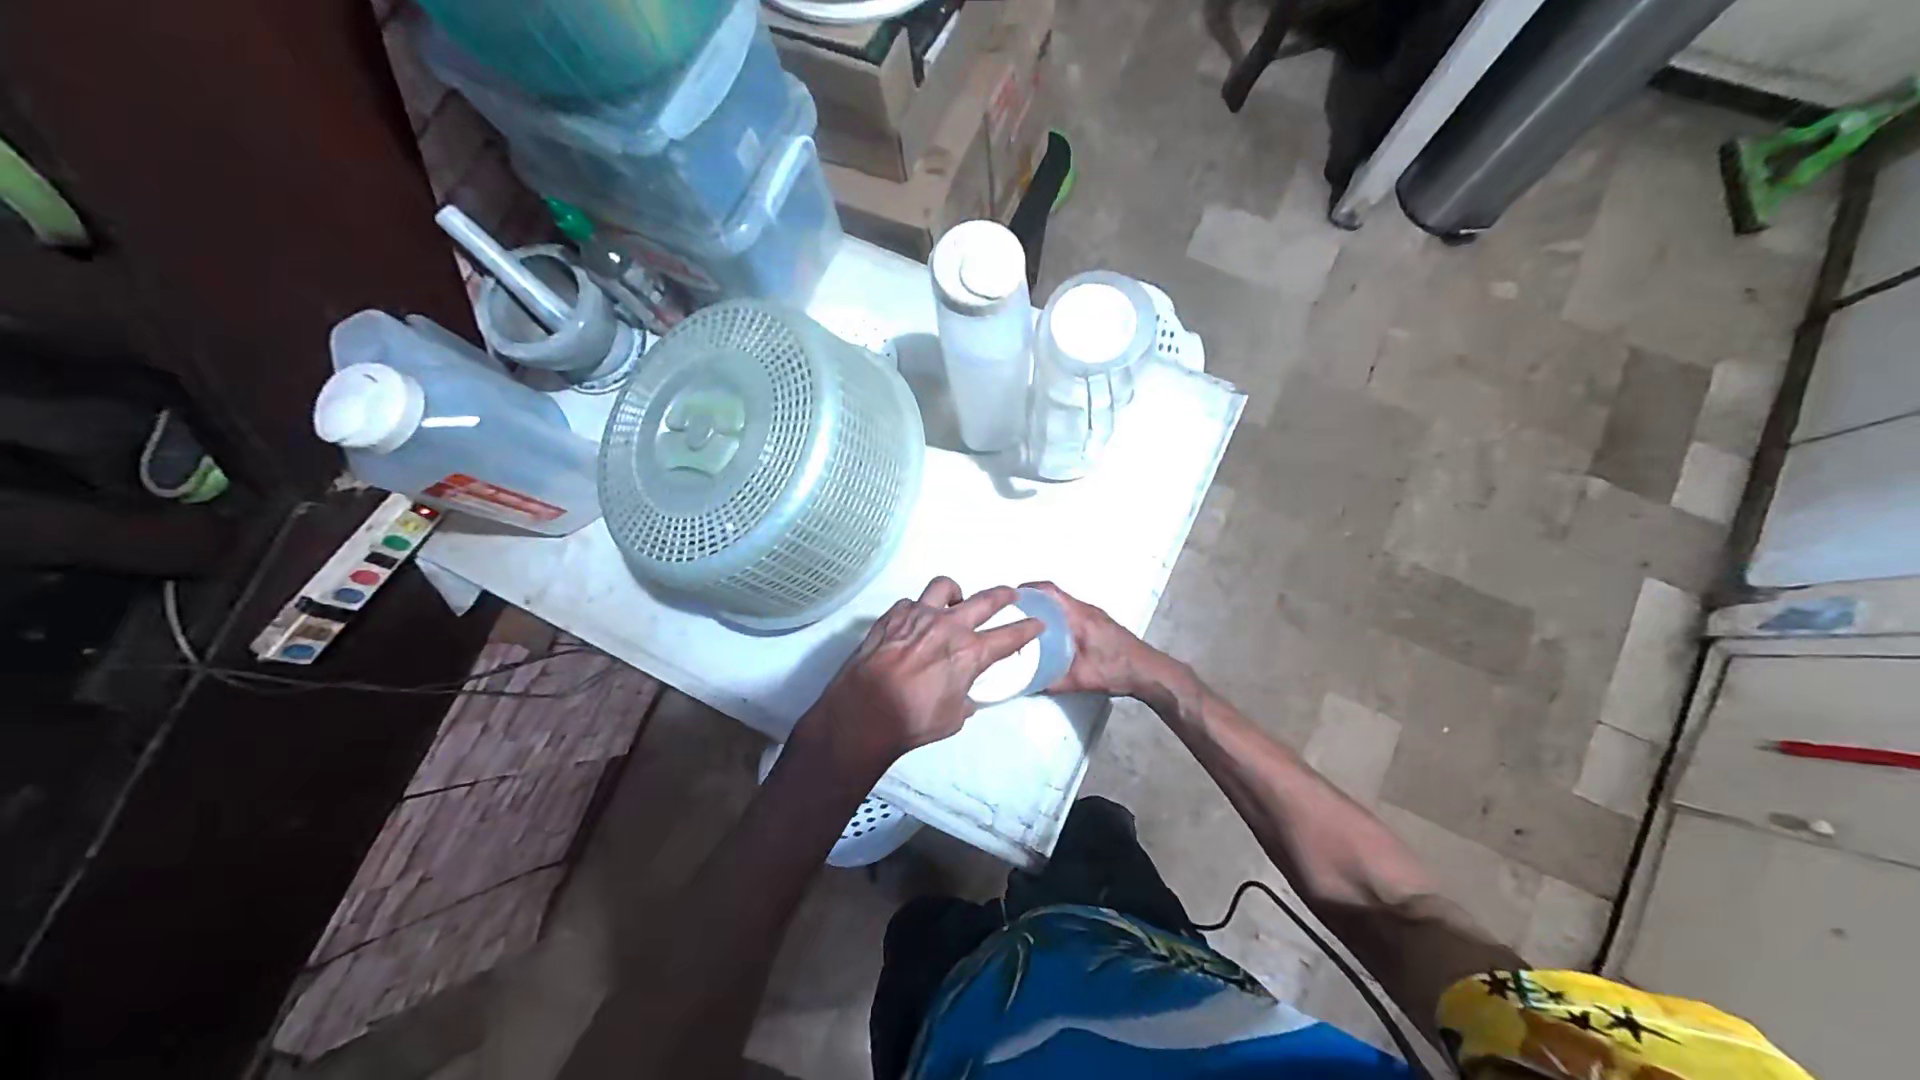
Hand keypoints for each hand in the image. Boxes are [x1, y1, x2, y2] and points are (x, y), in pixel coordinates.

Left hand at [790, 577, 1042, 783]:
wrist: (864, 712)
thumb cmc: (912, 721)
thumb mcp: (953, 717)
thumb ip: (965, 699)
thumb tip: (965, 695)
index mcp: (970, 653)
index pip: (1009, 636)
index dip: (1027, 629)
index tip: (1037, 623)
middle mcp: (948, 627)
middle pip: (985, 600)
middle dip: (1003, 595)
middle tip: (1010, 594)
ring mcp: (918, 616)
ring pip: (944, 587)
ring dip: (954, 593)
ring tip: (954, 601)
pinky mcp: (892, 616)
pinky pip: (910, 603)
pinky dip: (917, 610)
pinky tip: (914, 622)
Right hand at [1019, 581, 1179, 700]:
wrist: (1149, 673)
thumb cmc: (1116, 671)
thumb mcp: (1080, 680)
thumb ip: (1051, 683)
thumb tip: (1024, 687)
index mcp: (1079, 616)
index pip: (1050, 591)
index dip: (1028, 589)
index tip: (1008, 597)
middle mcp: (1086, 610)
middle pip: (1053, 595)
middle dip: (1031, 599)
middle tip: (1010, 613)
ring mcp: (1094, 615)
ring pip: (1062, 604)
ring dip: (1043, 608)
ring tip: (1023, 623)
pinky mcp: (1097, 623)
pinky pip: (1070, 612)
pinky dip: (1055, 617)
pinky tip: (1047, 634)